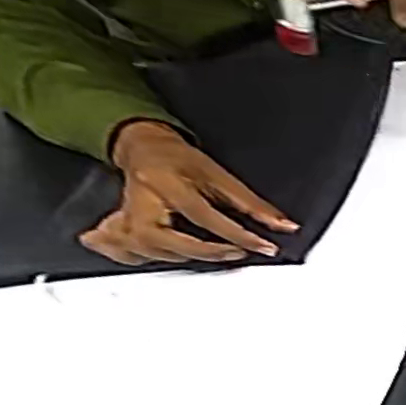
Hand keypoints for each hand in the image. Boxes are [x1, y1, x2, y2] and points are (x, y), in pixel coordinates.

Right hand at [82, 120, 295, 264]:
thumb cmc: (181, 160)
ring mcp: (124, 212)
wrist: (143, 147)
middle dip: (201, 251)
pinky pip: (118, 246)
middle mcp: (138, 200)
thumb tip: (287, 227)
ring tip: (215, 253)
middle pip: (156, 236)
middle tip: (237, 253)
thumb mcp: (221, 176)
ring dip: (181, 257)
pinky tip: (167, 256)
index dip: (237, 235)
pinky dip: (139, 257)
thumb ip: (253, 205)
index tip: (266, 248)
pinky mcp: (119, 222)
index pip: (202, 216)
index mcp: (163, 183)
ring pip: (140, 245)